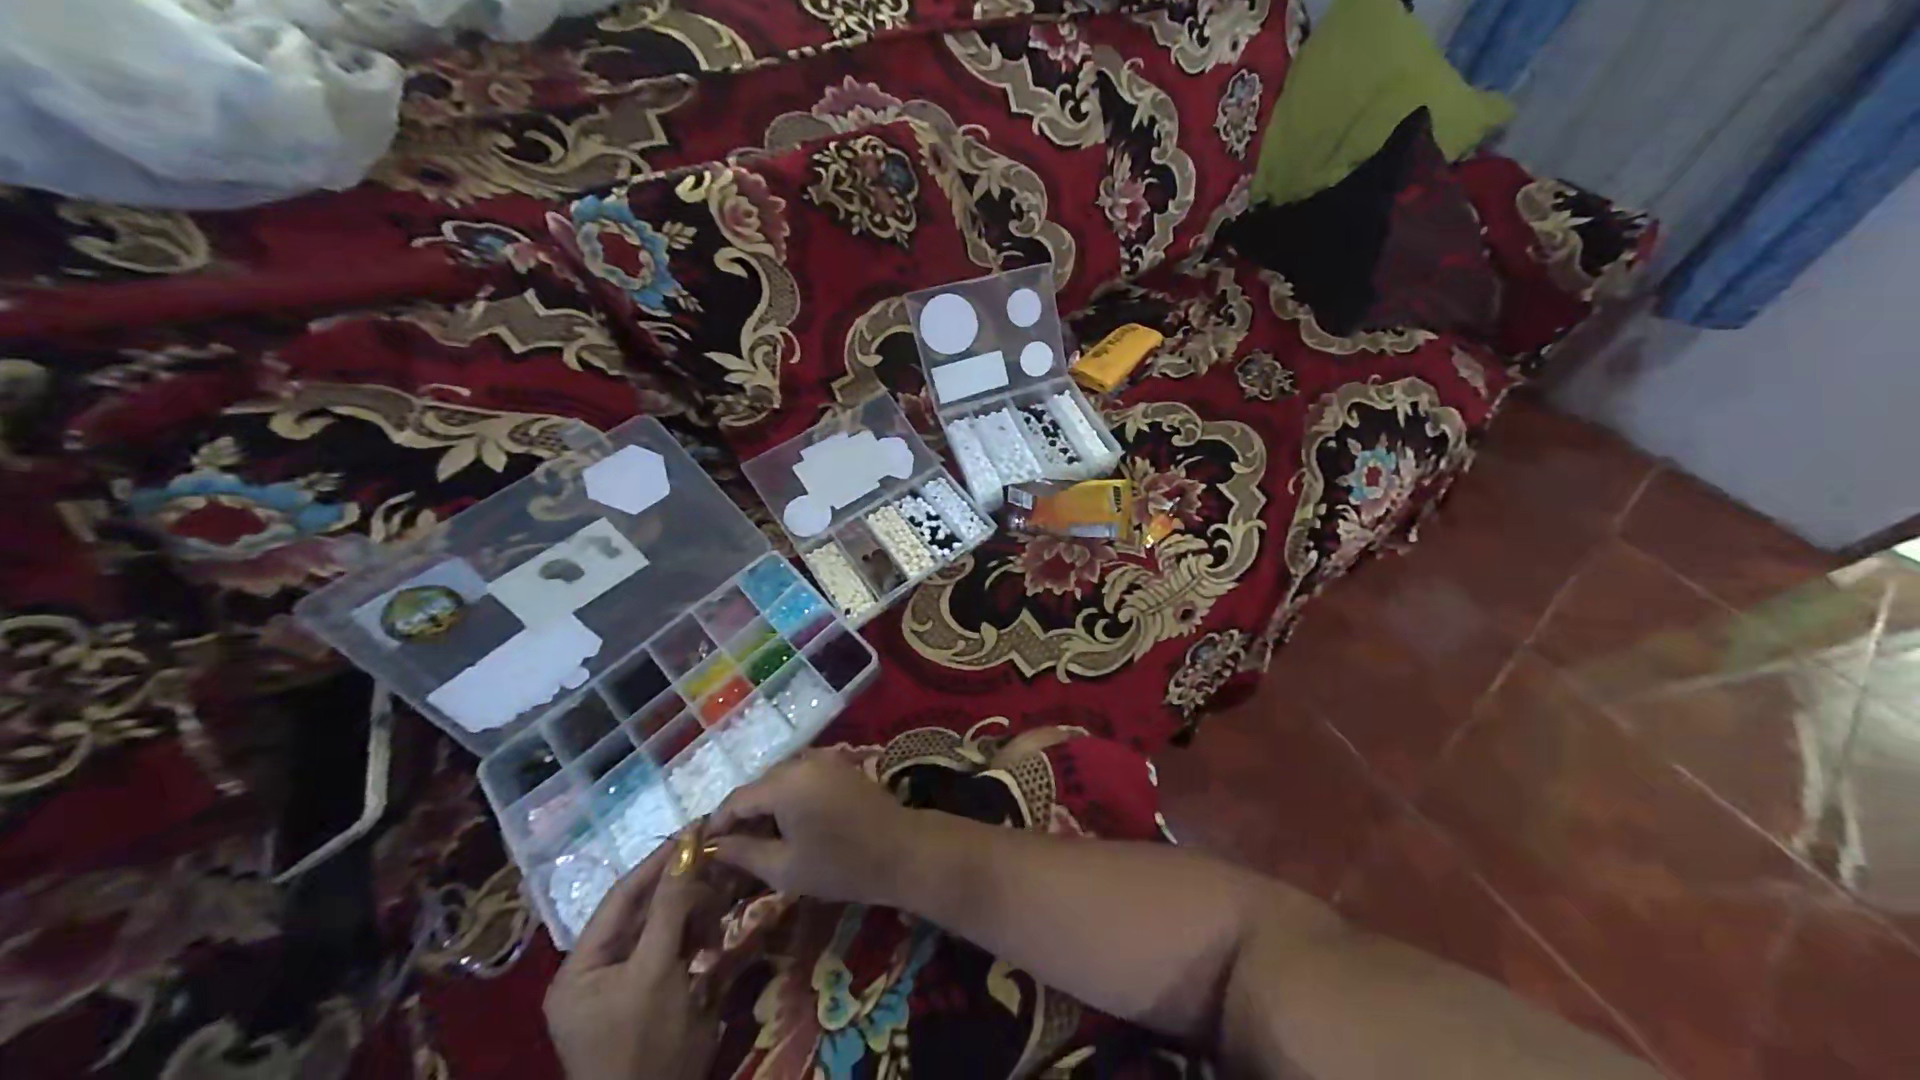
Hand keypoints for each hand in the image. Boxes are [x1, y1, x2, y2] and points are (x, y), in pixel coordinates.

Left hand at [543, 837, 717, 1079]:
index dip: (657, 863)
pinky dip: (695, 937)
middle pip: (642, 912)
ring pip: (662, 929)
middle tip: (717, 863)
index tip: (692, 832)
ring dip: (692, 913)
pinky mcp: (654, 996)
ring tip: (720, 905)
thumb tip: (683, 850)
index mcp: (580, 968)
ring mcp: (627, 985)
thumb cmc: (643, 1047)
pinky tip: (715, 933)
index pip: (620, 898)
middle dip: (680, 889)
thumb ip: (668, 909)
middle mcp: (598, 971)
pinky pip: (674, 952)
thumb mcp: (655, 973)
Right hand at [707, 750, 915, 904]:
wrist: (901, 851)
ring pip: (781, 780)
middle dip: (743, 814)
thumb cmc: (840, 865)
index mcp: (784, 783)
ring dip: (767, 805)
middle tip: (732, 849)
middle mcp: (802, 762)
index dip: (719, 824)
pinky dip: (790, 797)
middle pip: (759, 786)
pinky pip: (803, 777)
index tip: (706, 849)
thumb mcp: (785, 867)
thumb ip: (744, 853)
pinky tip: (790, 824)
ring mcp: (824, 760)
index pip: (737, 799)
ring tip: (760, 840)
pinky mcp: (840, 766)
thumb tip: (714, 847)